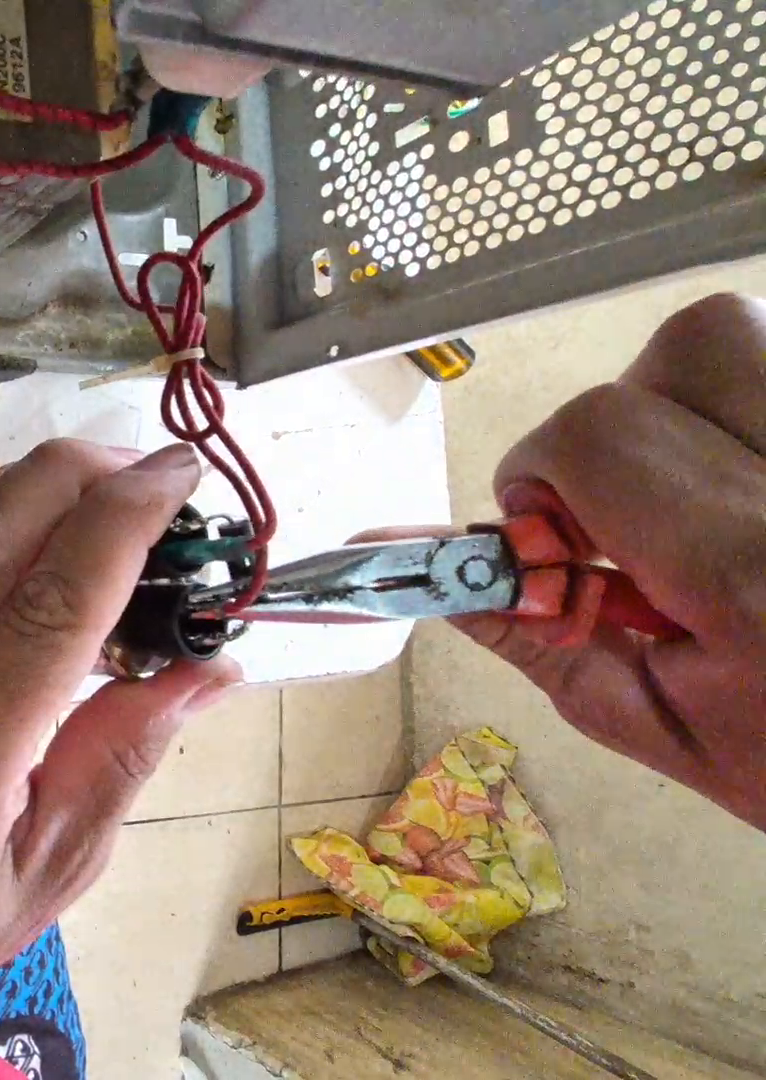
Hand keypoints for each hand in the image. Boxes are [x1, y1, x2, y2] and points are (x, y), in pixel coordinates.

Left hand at [0, 441, 238, 1042]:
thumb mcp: (59, 863)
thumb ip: (123, 752)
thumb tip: (205, 666)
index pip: (53, 604)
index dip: (122, 523)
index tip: (180, 473)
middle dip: (78, 476)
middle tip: (153, 465)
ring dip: (27, 480)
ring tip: (102, 470)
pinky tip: (14, 491)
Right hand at [454, 293, 765, 831]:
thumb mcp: (644, 719)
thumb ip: (526, 633)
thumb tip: (417, 567)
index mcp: (750, 569)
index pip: (600, 432)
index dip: (540, 470)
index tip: (555, 533)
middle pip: (695, 344)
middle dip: (620, 417)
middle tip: (632, 499)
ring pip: (762, 338)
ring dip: (695, 397)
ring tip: (701, 483)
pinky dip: (746, 415)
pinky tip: (744, 489)